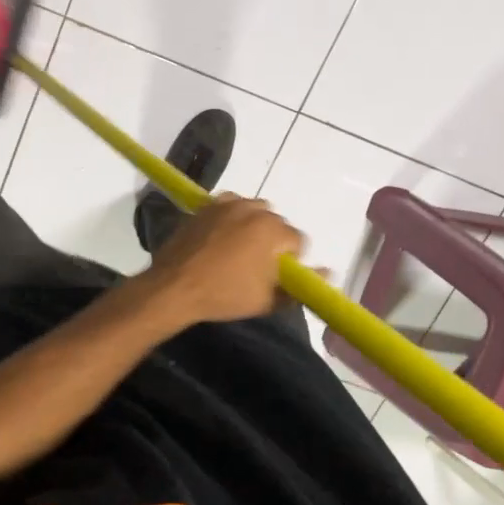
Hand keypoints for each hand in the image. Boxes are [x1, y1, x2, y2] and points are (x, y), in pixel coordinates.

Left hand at [143, 194, 302, 325]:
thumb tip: (329, 273)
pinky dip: (230, 218)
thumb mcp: (267, 300)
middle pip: (275, 223)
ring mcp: (226, 204)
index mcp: (273, 230)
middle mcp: (253, 209)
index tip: (273, 276)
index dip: (289, 261)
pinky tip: (219, 238)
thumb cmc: (224, 296)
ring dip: (251, 227)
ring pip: (252, 212)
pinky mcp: (205, 207)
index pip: (298, 241)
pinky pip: (228, 207)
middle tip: (253, 267)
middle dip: (271, 242)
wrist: (174, 288)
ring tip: (235, 252)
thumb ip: (301, 286)